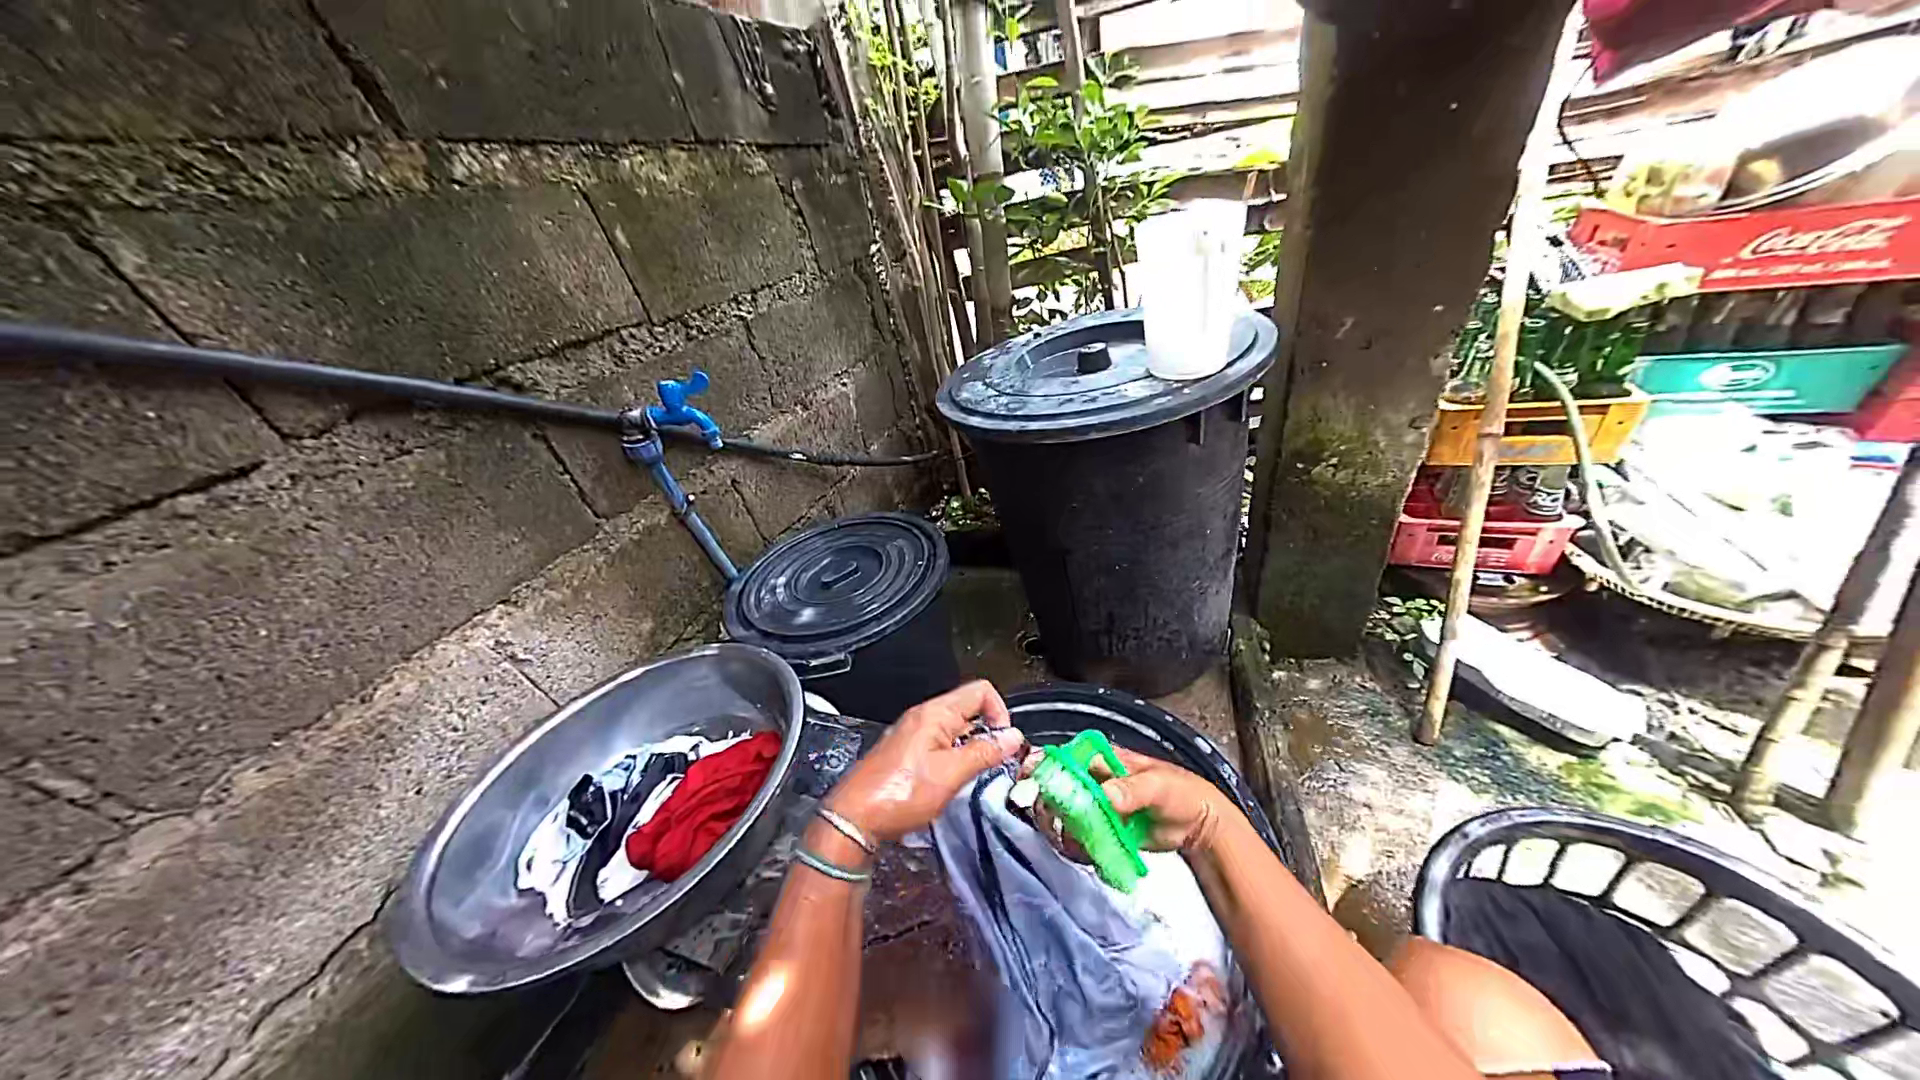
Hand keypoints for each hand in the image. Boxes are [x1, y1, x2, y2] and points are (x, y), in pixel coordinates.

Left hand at [824, 680, 1023, 844]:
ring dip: (971, 749)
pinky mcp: (907, 752)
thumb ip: (984, 753)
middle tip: (993, 763)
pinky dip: (953, 759)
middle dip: (988, 733)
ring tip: (970, 777)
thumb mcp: (951, 774)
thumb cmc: (896, 795)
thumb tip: (1011, 737)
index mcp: (935, 713)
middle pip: (969, 709)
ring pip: (955, 730)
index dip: (1000, 713)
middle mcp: (922, 717)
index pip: (981, 691)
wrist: (855, 819)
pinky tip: (949, 783)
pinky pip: (940, 745)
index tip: (1004, 741)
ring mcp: (913, 734)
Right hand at [1021, 745, 1241, 855]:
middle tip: (1053, 818)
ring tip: (1073, 839)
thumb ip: (1132, 789)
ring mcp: (1095, 807)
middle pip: (1056, 788)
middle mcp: (1093, 781)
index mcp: (1103, 760)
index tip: (1030, 778)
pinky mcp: (1101, 831)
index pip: (1064, 758)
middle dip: (1048, 803)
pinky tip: (1085, 851)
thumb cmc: (1180, 793)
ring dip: (1061, 828)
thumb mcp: (1158, 785)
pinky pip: (1078, 837)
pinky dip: (1076, 845)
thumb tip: (1107, 795)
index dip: (1044, 766)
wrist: (1198, 826)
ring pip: (1062, 815)